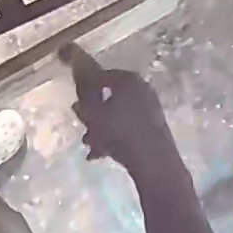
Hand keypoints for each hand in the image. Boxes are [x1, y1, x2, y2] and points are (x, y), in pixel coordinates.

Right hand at [62, 44, 189, 193]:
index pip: (102, 75)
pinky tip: (100, 152)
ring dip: (102, 127)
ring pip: (119, 114)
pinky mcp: (154, 126)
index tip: (77, 99)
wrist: (151, 157)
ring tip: (90, 143)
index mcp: (127, 80)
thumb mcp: (92, 116)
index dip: (86, 86)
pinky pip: (129, 126)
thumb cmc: (118, 130)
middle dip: (95, 112)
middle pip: (111, 97)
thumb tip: (78, 104)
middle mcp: (142, 89)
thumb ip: (82, 107)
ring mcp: (151, 108)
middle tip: (83, 124)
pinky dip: (115, 136)